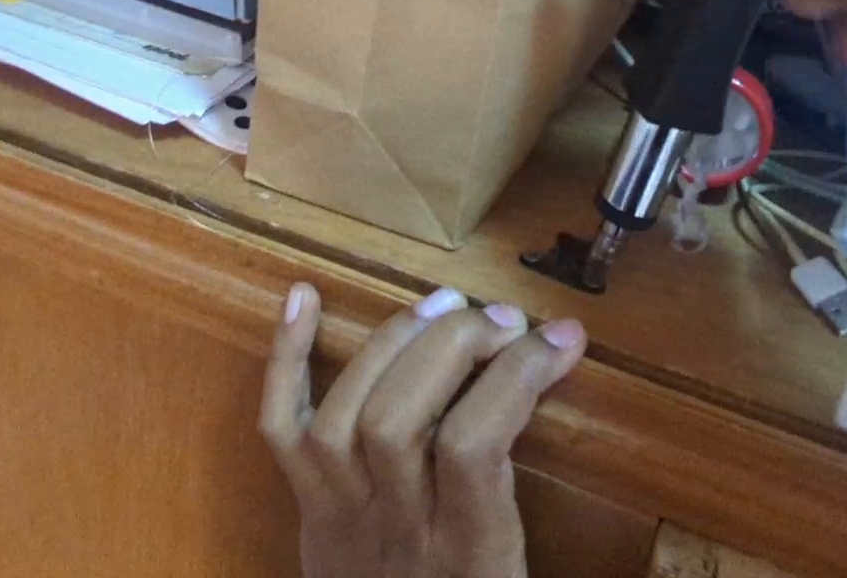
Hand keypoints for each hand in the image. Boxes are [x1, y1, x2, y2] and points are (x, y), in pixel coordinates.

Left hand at [260, 284, 587, 577]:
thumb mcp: (516, 568)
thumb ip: (526, 483)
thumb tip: (567, 359)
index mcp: (465, 553)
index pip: (476, 446)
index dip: (519, 376)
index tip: (563, 335)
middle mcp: (394, 527)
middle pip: (399, 418)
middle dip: (454, 344)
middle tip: (501, 316)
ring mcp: (339, 512)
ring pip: (344, 414)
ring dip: (394, 340)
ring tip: (444, 305)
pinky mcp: (304, 503)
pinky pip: (280, 427)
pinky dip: (285, 358)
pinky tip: (303, 296)